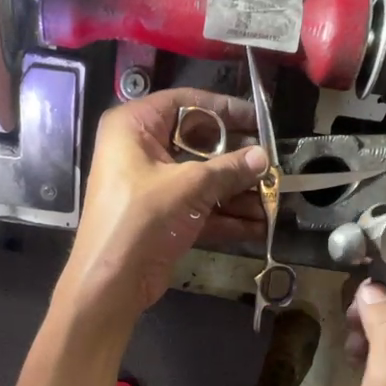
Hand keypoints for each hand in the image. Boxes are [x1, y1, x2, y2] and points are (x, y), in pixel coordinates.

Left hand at [58, 88, 268, 329]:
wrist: (111, 282)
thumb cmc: (141, 219)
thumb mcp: (188, 187)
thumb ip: (228, 170)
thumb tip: (263, 157)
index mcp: (134, 127)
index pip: (184, 103)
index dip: (223, 110)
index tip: (258, 120)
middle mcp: (141, 151)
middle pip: (197, 144)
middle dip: (236, 158)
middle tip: (271, 164)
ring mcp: (153, 188)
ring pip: (202, 181)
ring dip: (237, 193)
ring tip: (274, 199)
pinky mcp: (163, 220)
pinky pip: (199, 210)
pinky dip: (226, 217)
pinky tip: (259, 225)